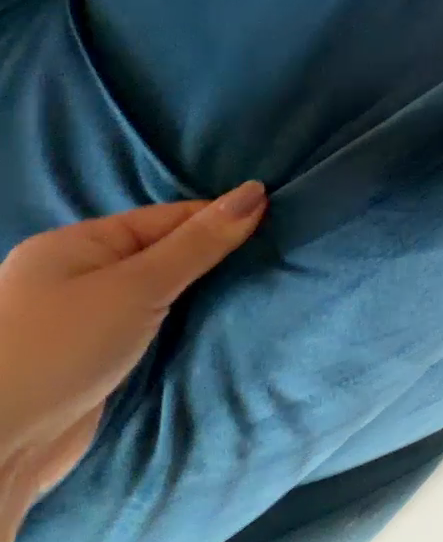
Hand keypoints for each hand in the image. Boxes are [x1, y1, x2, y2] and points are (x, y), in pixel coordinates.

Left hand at [0, 184, 266, 503]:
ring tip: (269, 285)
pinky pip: (163, 320)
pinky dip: (195, 318)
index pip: (171, 218)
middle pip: (172, 251)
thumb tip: (257, 190)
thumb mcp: (138, 288)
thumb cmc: (60, 350)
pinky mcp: (105, 351)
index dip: (226, 221)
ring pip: (171, 289)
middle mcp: (79, 273)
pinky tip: (231, 318)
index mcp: (75, 244)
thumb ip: (201, 242)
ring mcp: (91, 314)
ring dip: (212, 291)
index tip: (284, 229)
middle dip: (223, 257)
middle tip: (284, 257)